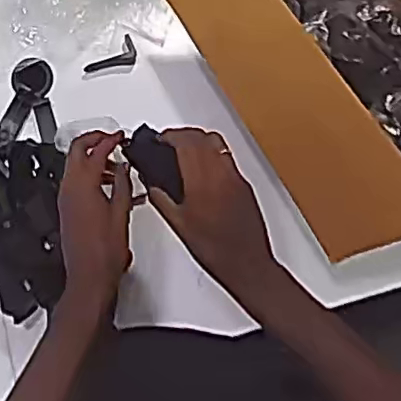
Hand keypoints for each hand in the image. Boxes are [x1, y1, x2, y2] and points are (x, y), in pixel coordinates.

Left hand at [56, 130, 132, 314]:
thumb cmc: (104, 253)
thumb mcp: (121, 213)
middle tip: (113, 141)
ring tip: (117, 167)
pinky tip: (111, 187)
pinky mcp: (67, 207)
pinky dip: (92, 176)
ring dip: (95, 160)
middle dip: (95, 141)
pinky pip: (76, 182)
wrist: (89, 277)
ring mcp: (65, 198)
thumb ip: (122, 184)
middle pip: (77, 150)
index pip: (94, 150)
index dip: (109, 139)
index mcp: (82, 185)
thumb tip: (123, 167)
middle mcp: (69, 188)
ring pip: (76, 166)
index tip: (119, 136)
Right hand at [148, 128, 283, 297]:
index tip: (161, 139)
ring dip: (199, 140)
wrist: (248, 266)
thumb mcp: (178, 224)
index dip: (171, 135)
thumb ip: (161, 198)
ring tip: (186, 150)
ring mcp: (236, 179)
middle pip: (202, 137)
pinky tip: (204, 169)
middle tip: (170, 141)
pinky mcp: (245, 186)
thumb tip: (152, 184)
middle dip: (183, 134)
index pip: (186, 142)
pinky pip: (227, 158)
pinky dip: (213, 154)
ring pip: (217, 144)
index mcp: (202, 182)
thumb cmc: (216, 250)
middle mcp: (221, 175)